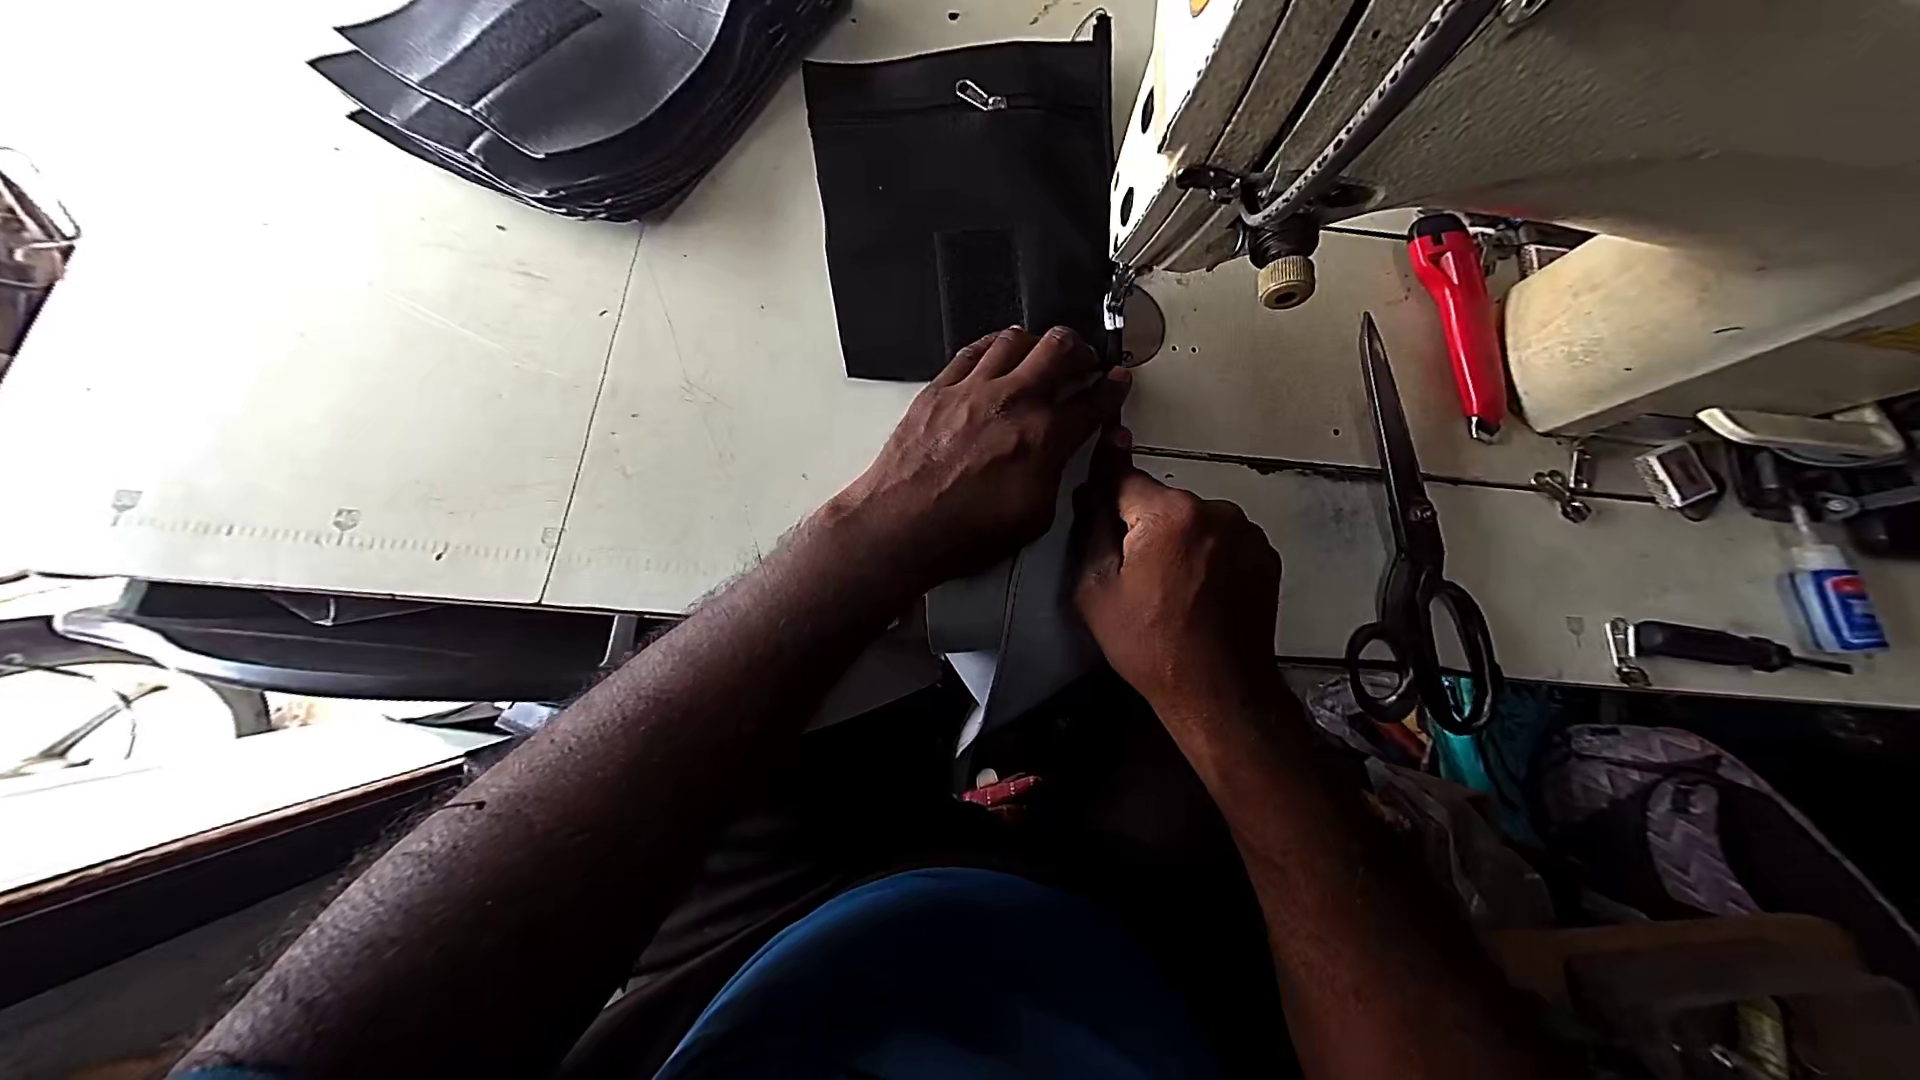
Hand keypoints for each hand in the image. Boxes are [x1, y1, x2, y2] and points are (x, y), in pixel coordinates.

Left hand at [825, 326, 1129, 589]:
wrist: (901, 528)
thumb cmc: (959, 531)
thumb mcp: (1033, 517)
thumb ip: (1054, 474)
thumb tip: (1057, 456)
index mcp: (1043, 438)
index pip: (1094, 401)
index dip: (1113, 389)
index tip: (1116, 383)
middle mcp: (1010, 404)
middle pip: (1061, 349)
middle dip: (1082, 351)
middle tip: (1084, 359)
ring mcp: (972, 391)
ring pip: (1016, 339)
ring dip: (1037, 343)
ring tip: (1041, 352)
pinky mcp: (939, 390)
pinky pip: (972, 350)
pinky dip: (992, 346)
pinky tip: (996, 352)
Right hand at [1075, 437, 1281, 720]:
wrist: (1217, 690)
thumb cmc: (1150, 643)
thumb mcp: (1095, 589)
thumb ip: (1092, 529)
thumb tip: (1093, 488)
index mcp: (1168, 514)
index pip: (1125, 476)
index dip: (1107, 472)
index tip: (1107, 440)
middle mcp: (1213, 510)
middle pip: (1161, 501)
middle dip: (1143, 523)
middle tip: (1134, 570)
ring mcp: (1245, 532)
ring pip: (1192, 520)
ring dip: (1178, 539)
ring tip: (1171, 587)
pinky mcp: (1265, 554)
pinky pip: (1222, 539)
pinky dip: (1207, 553)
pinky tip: (1199, 591)